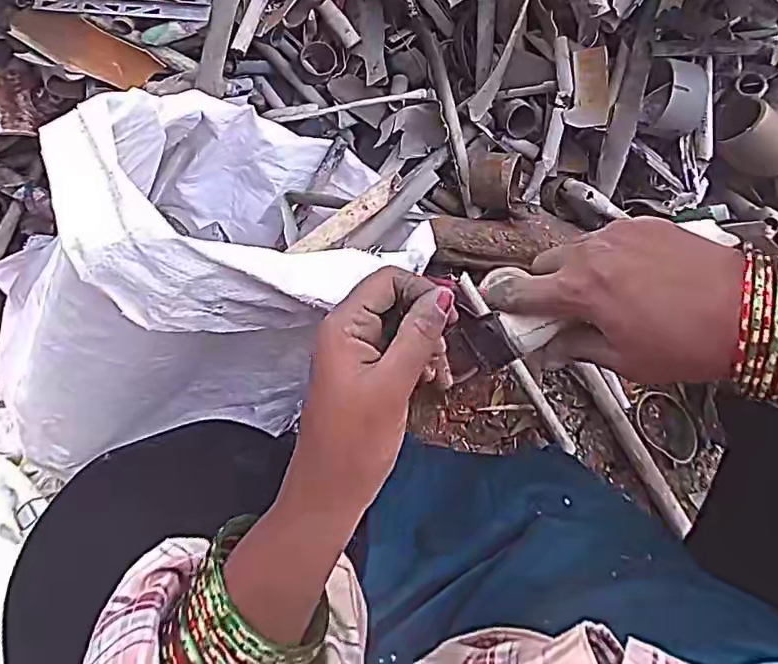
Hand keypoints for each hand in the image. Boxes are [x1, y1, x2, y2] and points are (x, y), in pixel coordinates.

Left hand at [287, 268, 453, 513]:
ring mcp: (356, 351)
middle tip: (445, 350)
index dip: (422, 289)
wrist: (328, 497)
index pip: (388, 279)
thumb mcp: (392, 385)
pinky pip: (398, 347)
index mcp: (343, 326)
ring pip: (402, 323)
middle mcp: (347, 330)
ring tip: (439, 371)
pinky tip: (431, 378)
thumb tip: (442, 296)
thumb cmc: (353, 446)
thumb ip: (418, 335)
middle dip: (427, 319)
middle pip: (396, 298)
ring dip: (427, 341)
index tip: (449, 315)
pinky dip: (419, 358)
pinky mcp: (366, 370)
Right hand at [483, 218, 743, 383]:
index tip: (501, 308)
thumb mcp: (627, 360)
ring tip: (607, 299)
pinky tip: (632, 281)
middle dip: (546, 287)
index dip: (504, 302)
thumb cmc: (696, 337)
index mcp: (583, 286)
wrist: (748, 309)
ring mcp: (621, 233)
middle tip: (562, 313)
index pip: (521, 290)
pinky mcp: (644, 224)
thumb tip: (556, 348)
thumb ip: (578, 347)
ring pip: (577, 248)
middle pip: (544, 263)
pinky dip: (609, 258)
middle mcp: (596, 251)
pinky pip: (609, 239)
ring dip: (578, 271)